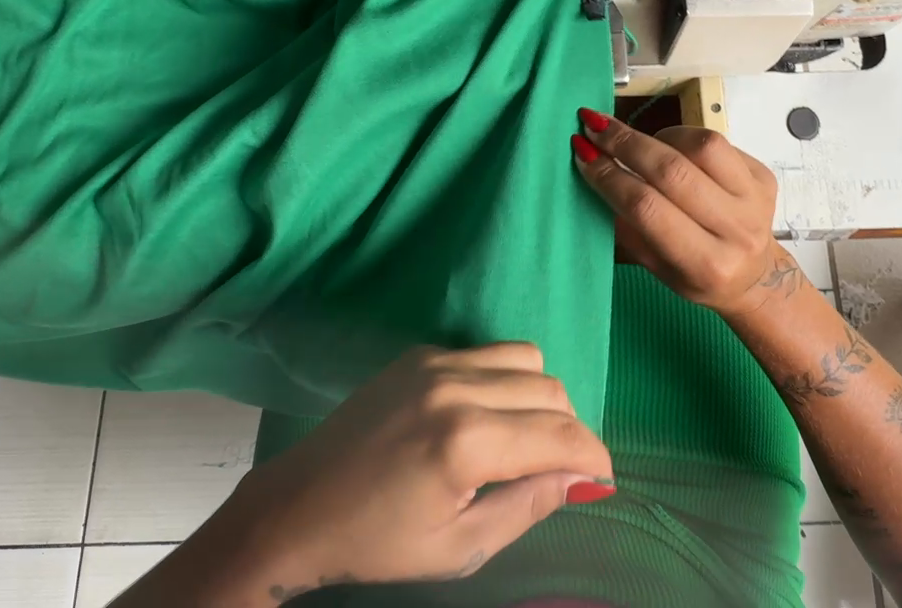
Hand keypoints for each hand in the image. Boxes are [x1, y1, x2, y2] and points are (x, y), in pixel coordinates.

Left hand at [223, 344, 613, 597]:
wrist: (301, 505)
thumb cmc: (380, 541)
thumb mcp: (460, 548)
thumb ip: (529, 506)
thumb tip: (583, 478)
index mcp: (466, 442)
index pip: (560, 435)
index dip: (593, 457)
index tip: (600, 478)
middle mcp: (457, 387)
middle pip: (551, 390)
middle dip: (569, 430)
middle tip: (557, 468)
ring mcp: (436, 362)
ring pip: (526, 360)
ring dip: (541, 397)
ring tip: (522, 437)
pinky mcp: (420, 353)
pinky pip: (487, 353)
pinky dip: (504, 381)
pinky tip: (482, 416)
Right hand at [572, 109, 791, 317]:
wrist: (755, 276)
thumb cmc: (696, 274)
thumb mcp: (656, 267)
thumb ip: (627, 225)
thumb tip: (593, 166)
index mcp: (704, 264)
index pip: (647, 209)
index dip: (609, 176)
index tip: (582, 152)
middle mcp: (736, 231)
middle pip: (672, 171)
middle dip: (624, 143)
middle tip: (595, 126)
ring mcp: (755, 200)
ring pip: (701, 146)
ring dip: (658, 136)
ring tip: (640, 143)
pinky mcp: (764, 175)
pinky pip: (718, 141)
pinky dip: (684, 136)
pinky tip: (669, 145)